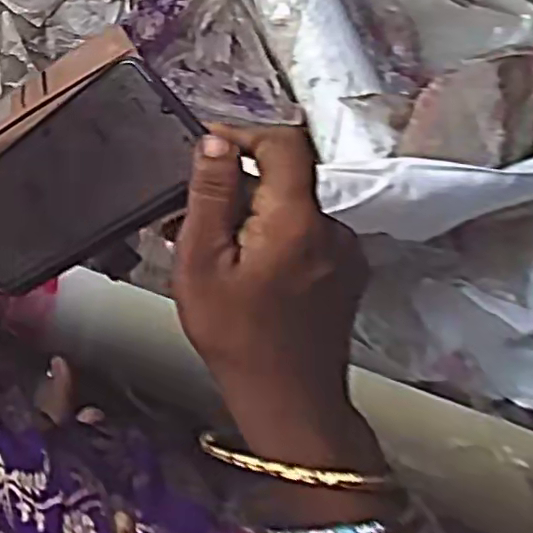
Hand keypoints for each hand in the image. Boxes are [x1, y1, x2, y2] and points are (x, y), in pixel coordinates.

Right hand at [172, 125, 365, 415]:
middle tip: (189, 215)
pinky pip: (302, 230)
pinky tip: (238, 263)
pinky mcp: (344, 270)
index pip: (285, 144)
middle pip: (282, 177)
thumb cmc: (236, 333)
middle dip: (234, 185)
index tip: (209, 144)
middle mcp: (331, 229)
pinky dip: (267, 232)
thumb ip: (212, 194)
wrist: (287, 399)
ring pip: (288, 205)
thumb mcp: (202, 259)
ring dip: (247, 213)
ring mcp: (343, 251)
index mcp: (297, 221)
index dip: (244, 133)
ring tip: (208, 247)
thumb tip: (215, 142)